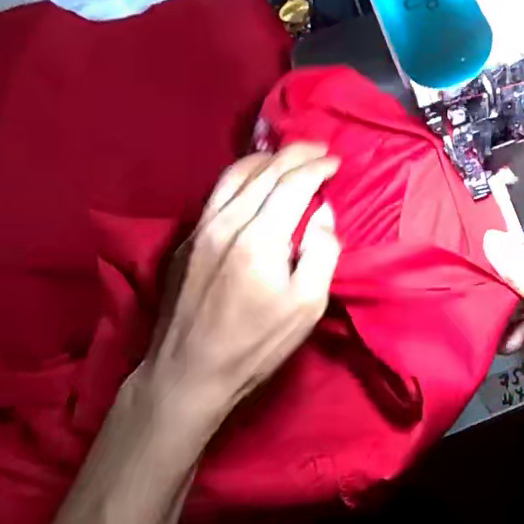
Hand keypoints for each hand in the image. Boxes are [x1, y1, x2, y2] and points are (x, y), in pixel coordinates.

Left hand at [131, 145, 342, 435]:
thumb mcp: (308, 305)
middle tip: (320, 150)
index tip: (337, 163)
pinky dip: (242, 177)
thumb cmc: (257, 344)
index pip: (292, 185)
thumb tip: (323, 213)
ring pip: (232, 177)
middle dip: (295, 155)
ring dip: (265, 159)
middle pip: (263, 173)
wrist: (188, 373)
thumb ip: (322, 252)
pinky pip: (217, 193)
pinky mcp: (186, 242)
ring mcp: (199, 231)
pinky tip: (254, 180)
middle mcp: (225, 224)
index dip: (317, 169)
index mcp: (259, 239)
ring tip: (288, 155)